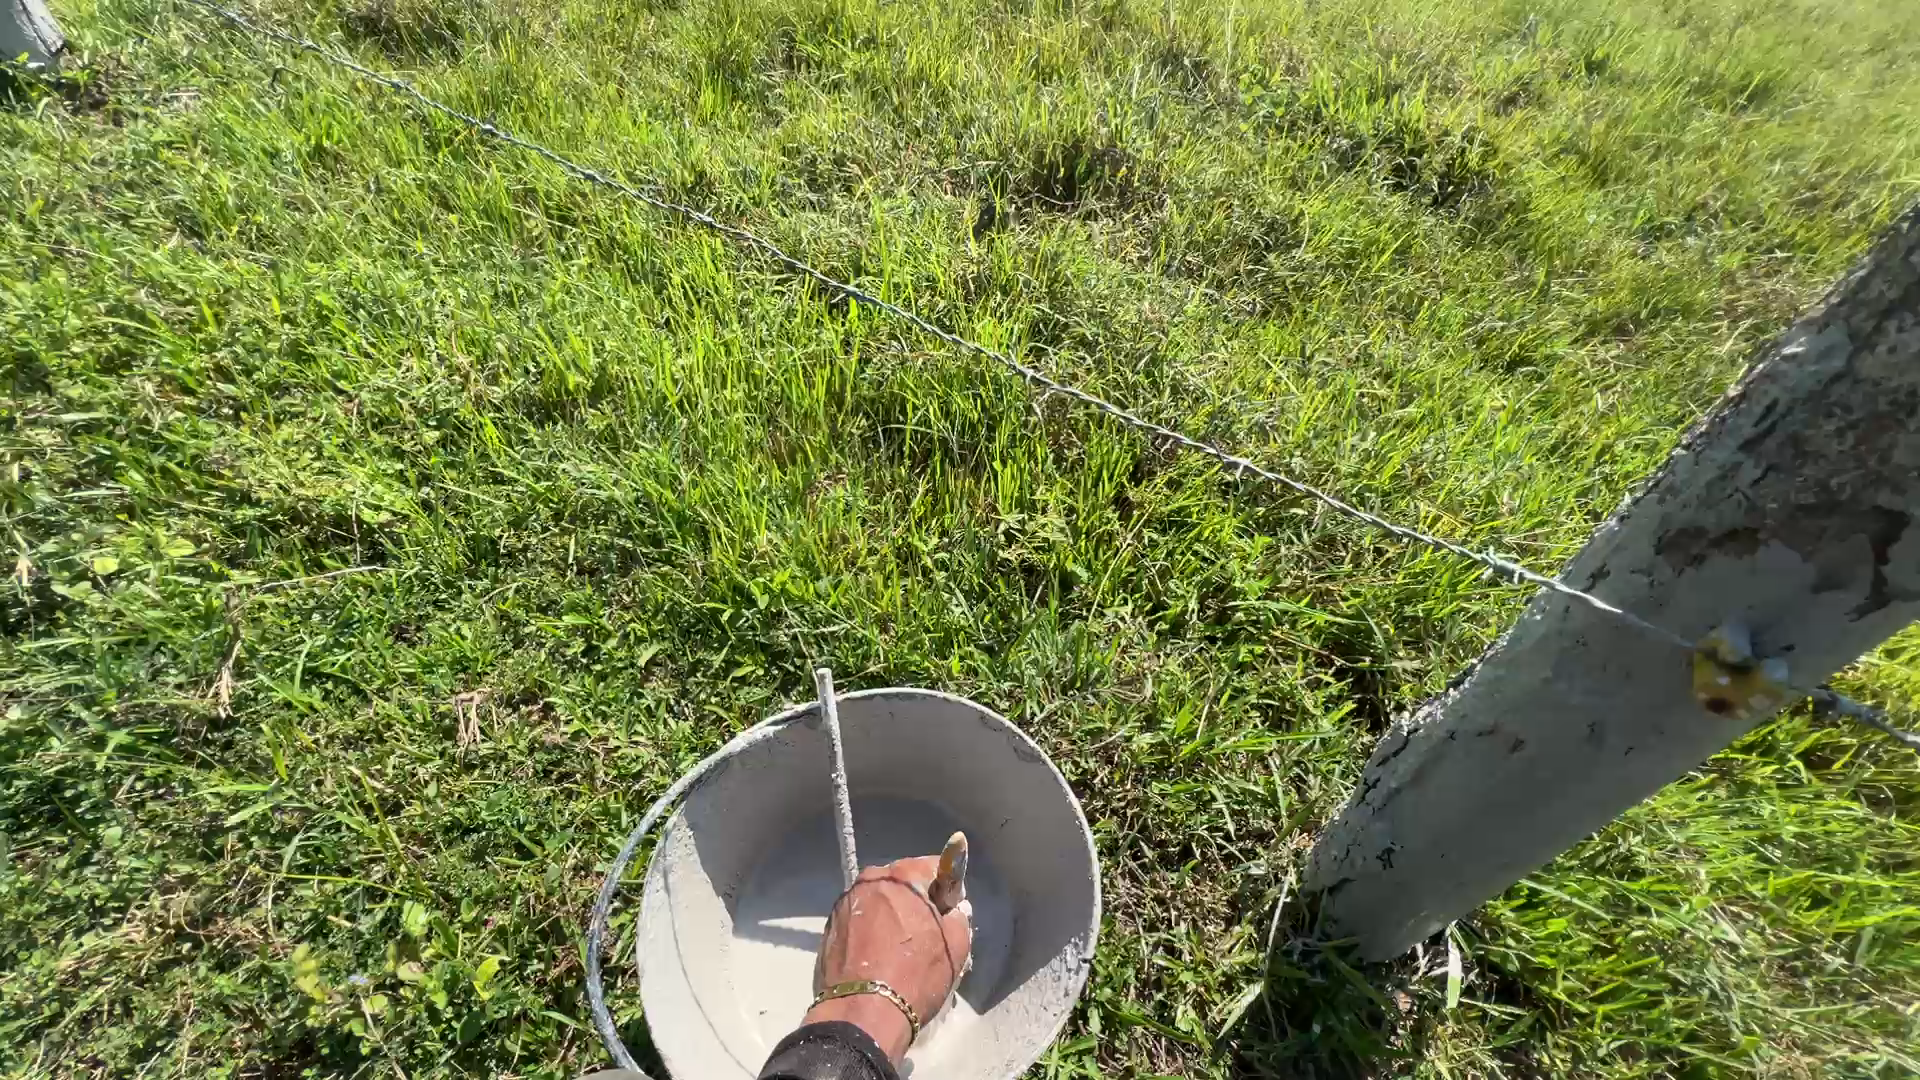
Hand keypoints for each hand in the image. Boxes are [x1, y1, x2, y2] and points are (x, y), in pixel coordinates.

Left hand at [803, 848, 972, 1062]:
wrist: (861, 1017)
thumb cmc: (914, 977)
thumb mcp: (955, 947)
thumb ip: (959, 917)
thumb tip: (953, 909)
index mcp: (902, 876)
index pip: (933, 866)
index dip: (946, 887)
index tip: (949, 911)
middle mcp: (870, 879)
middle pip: (902, 881)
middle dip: (915, 900)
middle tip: (924, 933)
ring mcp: (845, 901)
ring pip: (878, 900)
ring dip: (890, 915)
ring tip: (896, 950)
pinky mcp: (829, 925)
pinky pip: (859, 919)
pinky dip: (869, 931)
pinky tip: (875, 959)